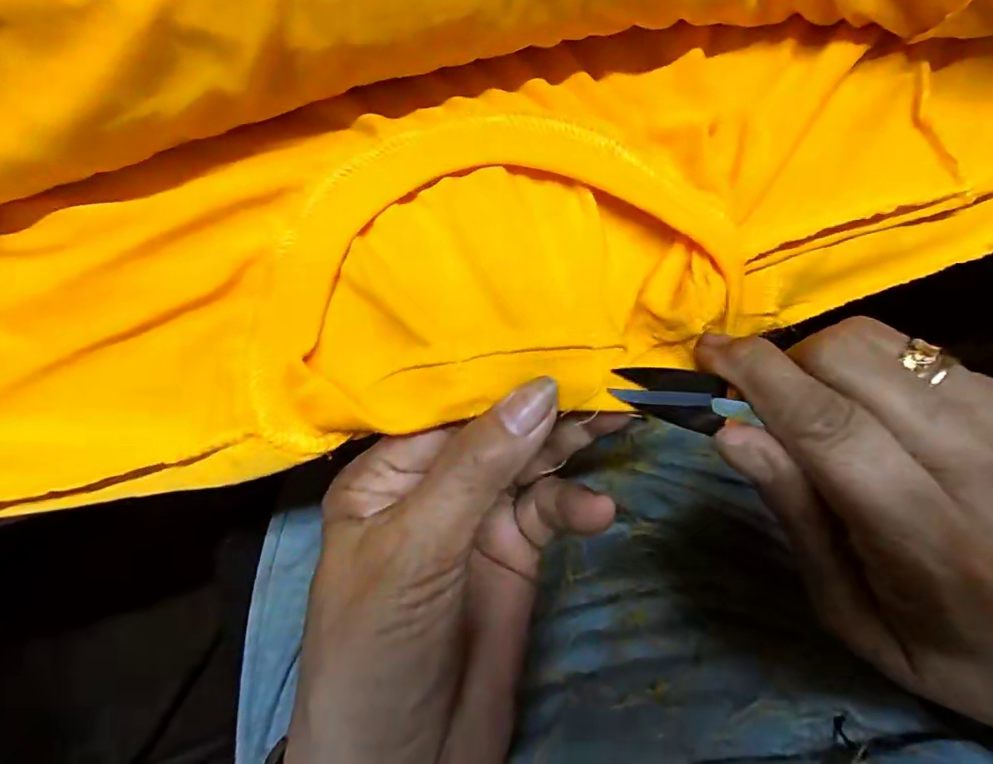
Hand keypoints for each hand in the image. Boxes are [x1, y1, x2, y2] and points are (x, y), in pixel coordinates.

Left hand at [288, 378, 632, 763]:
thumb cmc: (379, 648)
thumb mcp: (417, 549)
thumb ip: (478, 467)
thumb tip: (540, 387)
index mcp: (391, 472)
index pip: (450, 407)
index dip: (501, 377)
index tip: (558, 344)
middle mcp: (436, 483)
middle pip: (500, 429)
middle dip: (548, 409)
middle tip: (602, 381)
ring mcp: (479, 516)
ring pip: (532, 461)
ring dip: (571, 445)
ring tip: (613, 421)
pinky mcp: (517, 549)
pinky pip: (552, 509)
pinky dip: (577, 506)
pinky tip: (599, 513)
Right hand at [699, 320, 992, 763]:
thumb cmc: (940, 648)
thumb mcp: (845, 608)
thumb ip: (793, 509)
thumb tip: (730, 429)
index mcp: (942, 544)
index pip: (835, 430)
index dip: (763, 378)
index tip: (710, 351)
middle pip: (855, 362)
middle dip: (790, 362)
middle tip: (771, 398)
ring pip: (885, 341)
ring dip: (830, 360)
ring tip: (827, 405)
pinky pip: (922, 353)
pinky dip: (880, 372)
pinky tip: (887, 415)